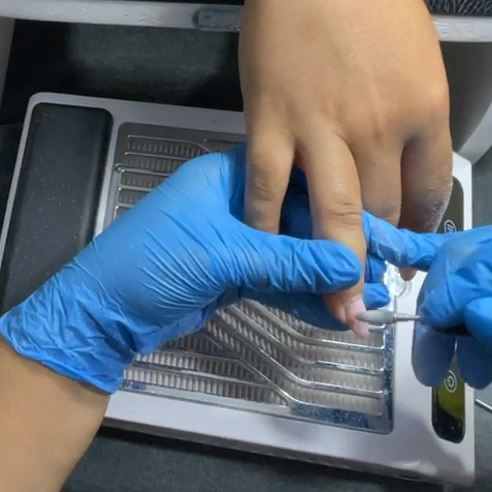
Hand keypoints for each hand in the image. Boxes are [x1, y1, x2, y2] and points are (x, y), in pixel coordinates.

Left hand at [0, 149, 392, 392]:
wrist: (102, 313)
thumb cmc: (152, 263)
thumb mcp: (222, 256)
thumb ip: (288, 261)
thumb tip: (352, 266)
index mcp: (228, 177)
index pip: (299, 182)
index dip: (343, 206)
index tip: (385, 230)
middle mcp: (236, 203)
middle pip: (301, 222)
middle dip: (342, 251)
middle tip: (389, 273)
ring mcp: (233, 242)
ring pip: (292, 257)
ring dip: (327, 281)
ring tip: (372, 302)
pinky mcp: (231, 276)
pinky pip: (277, 282)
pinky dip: (303, 299)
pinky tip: (337, 314)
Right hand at [239, 0, 452, 327]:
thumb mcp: (416, 49)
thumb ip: (414, 108)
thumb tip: (401, 154)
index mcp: (426, 109)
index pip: (429, 193)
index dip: (419, 232)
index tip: (407, 254)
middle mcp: (380, 129)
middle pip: (384, 212)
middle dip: (381, 260)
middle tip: (372, 296)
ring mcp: (321, 129)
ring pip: (332, 216)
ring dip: (335, 270)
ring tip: (337, 311)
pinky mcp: (270, 123)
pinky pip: (268, 189)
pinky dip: (267, 228)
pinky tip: (266, 256)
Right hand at [368, 211, 491, 472]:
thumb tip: (480, 313)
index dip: (486, 271)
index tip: (450, 317)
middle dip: (452, 297)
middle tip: (436, 352)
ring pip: (464, 258)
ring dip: (439, 311)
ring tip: (440, 364)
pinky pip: (455, 253)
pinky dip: (420, 258)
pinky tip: (388, 251)